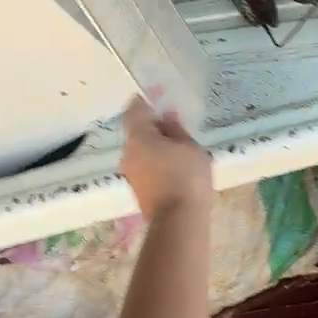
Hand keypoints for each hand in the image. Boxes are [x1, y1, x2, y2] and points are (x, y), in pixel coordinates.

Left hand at [119, 97, 212, 218]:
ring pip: (140, 151)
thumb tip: (167, 119)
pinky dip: (156, 162)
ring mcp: (130, 173)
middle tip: (176, 127)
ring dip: (155, 146)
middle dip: (154, 127)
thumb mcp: (190, 146)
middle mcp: (127, 153)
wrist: (179, 219)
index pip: (134, 111)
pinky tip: (175, 168)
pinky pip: (144, 166)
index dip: (145, 102)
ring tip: (179, 150)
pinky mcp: (137, 189)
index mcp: (138, 138)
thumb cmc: (187, 176)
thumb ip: (176, 130)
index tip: (158, 98)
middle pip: (137, 132)